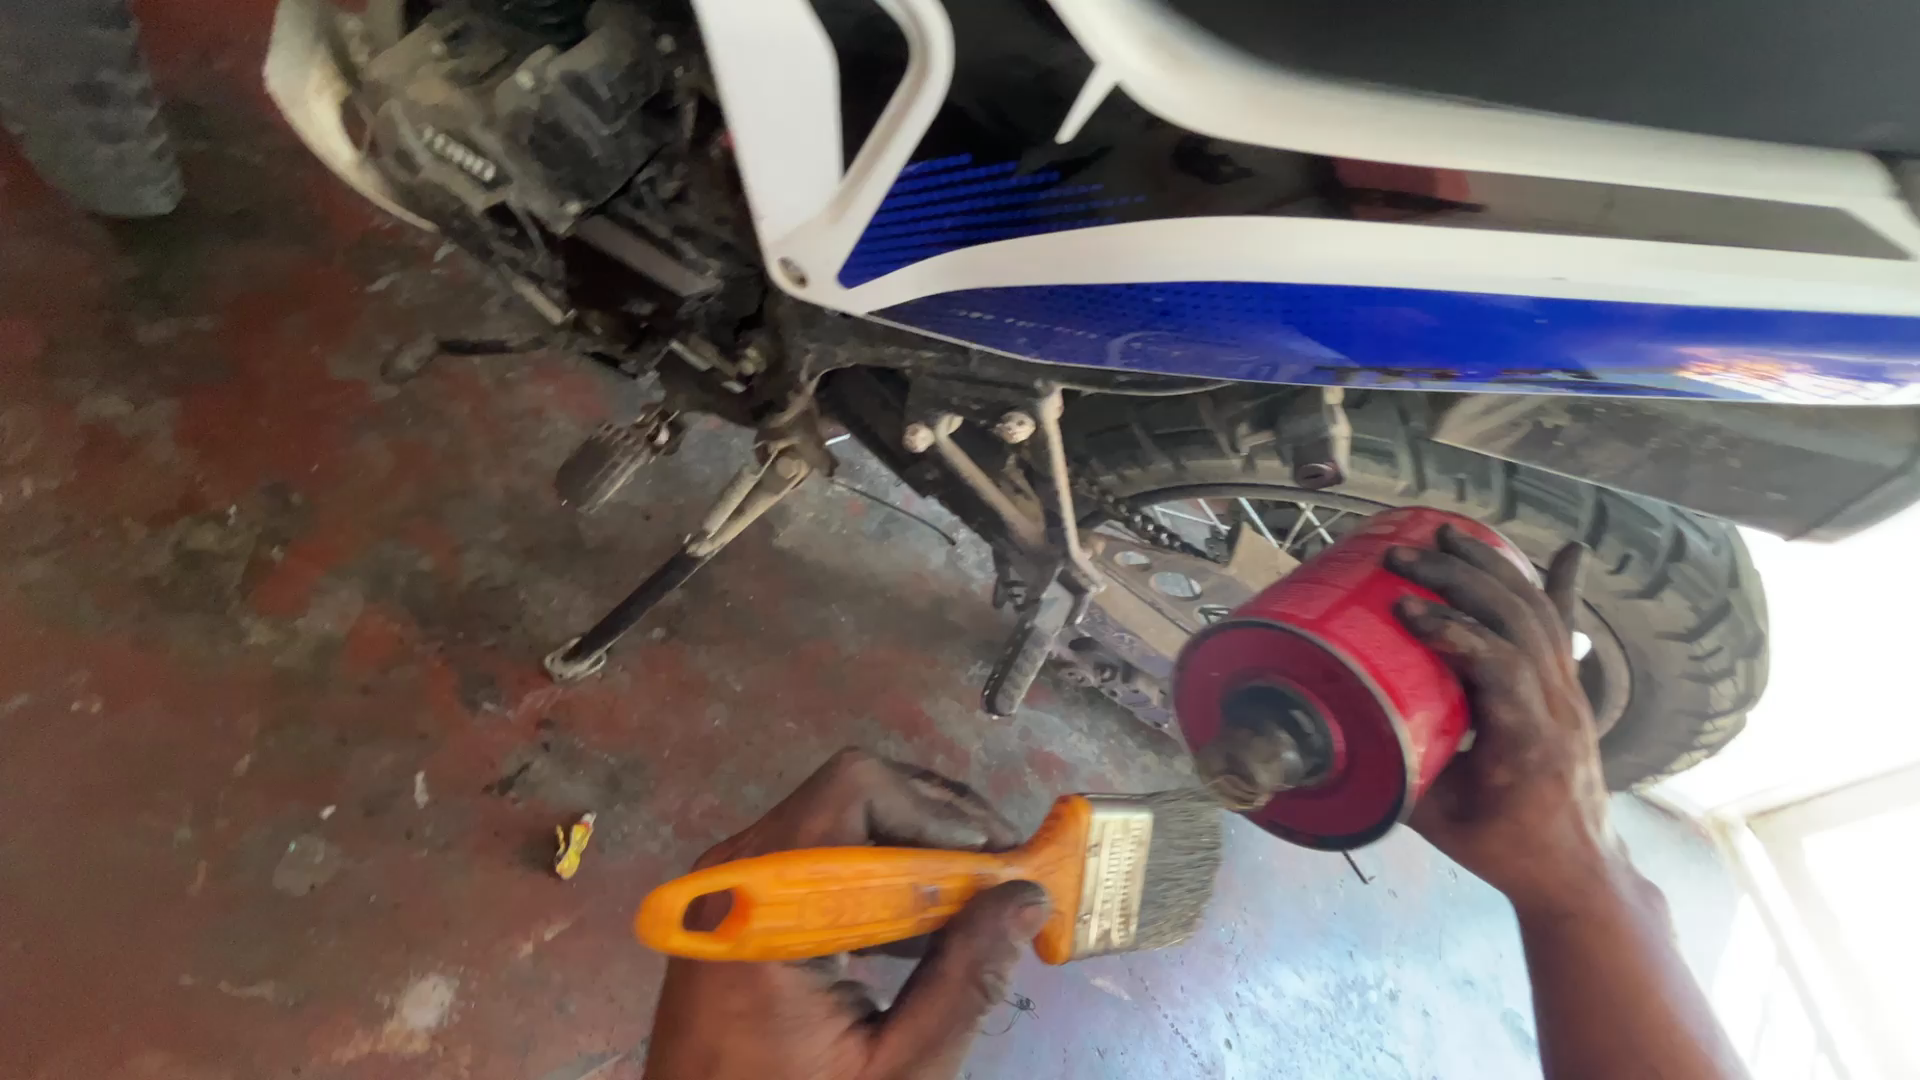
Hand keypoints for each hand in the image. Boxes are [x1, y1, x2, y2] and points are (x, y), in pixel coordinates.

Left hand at [643, 749, 1050, 1079]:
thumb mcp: (895, 1072)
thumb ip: (964, 981)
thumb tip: (1027, 897)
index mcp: (763, 902)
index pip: (857, 790)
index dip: (934, 812)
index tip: (993, 863)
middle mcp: (741, 867)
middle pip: (853, 791)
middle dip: (937, 822)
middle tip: (998, 871)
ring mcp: (736, 879)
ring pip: (842, 813)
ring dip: (915, 843)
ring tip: (975, 892)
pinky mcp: (744, 898)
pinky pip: (823, 850)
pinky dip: (881, 868)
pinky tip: (923, 917)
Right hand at [1385, 527, 1624, 914]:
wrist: (1578, 871)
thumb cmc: (1500, 847)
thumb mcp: (1433, 818)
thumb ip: (1384, 770)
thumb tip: (1320, 733)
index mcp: (1526, 740)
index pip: (1499, 666)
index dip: (1452, 629)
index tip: (1400, 607)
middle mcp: (1558, 706)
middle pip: (1518, 620)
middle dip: (1458, 578)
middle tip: (1400, 556)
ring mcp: (1570, 693)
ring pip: (1538, 613)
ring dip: (1489, 567)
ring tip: (1443, 535)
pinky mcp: (1568, 689)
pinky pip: (1562, 627)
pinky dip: (1558, 585)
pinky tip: (1564, 551)